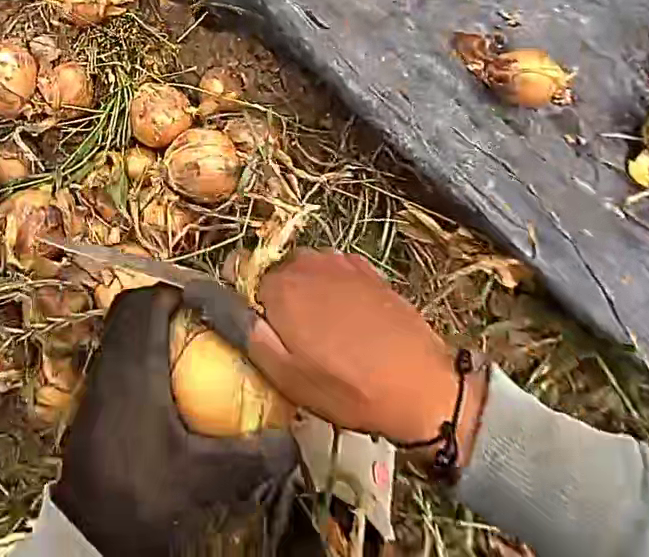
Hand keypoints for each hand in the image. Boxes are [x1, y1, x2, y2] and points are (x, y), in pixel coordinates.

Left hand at [51, 285, 297, 556]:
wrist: (86, 530)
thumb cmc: (142, 492)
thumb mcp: (202, 477)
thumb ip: (249, 456)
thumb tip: (291, 442)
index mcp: (135, 365)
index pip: (147, 303)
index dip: (172, 292)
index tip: (201, 302)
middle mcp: (110, 362)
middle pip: (128, 309)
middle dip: (158, 303)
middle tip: (192, 318)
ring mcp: (95, 380)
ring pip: (117, 331)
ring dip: (145, 326)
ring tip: (180, 345)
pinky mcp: (89, 400)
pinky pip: (113, 355)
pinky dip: (135, 352)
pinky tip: (160, 383)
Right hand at [250, 249, 483, 454]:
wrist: (422, 385)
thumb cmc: (349, 388)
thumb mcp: (288, 377)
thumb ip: (250, 335)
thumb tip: (226, 306)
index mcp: (279, 286)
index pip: (237, 270)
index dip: (242, 297)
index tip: (256, 324)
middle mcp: (304, 262)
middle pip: (272, 271)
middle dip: (274, 296)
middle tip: (292, 337)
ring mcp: (338, 261)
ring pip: (303, 270)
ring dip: (304, 291)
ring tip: (323, 331)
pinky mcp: (365, 268)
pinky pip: (332, 271)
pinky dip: (331, 288)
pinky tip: (347, 320)